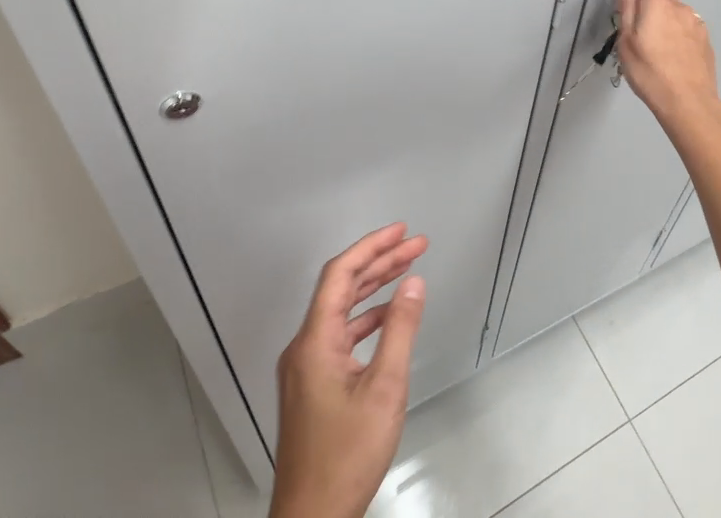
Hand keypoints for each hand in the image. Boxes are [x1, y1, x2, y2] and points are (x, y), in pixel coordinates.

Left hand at [271, 224, 428, 517]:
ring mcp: (306, 369)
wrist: (313, 514)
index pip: (339, 276)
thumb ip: (400, 329)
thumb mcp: (385, 388)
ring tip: (409, 269)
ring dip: (374, 288)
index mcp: (314, 343)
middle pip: (340, 290)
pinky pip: (340, 336)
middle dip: (379, 262)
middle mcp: (304, 349)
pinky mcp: (313, 387)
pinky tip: (389, 317)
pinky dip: (367, 318)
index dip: (371, 247)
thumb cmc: (348, 452)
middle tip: (416, 244)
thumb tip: (413, 283)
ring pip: (341, 312)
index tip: (402, 230)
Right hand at [613, 0, 720, 125]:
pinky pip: (689, 29)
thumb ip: (627, 11)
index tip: (632, 8)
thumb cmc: (650, 71)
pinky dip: (681, 37)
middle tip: (642, 36)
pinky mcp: (707, 40)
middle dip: (652, 9)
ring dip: (668, 23)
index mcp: (659, 3)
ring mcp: (697, 23)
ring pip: (677, 14)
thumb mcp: (627, 42)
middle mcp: (681, 7)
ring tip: (660, 51)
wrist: (688, 101)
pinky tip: (675, 59)